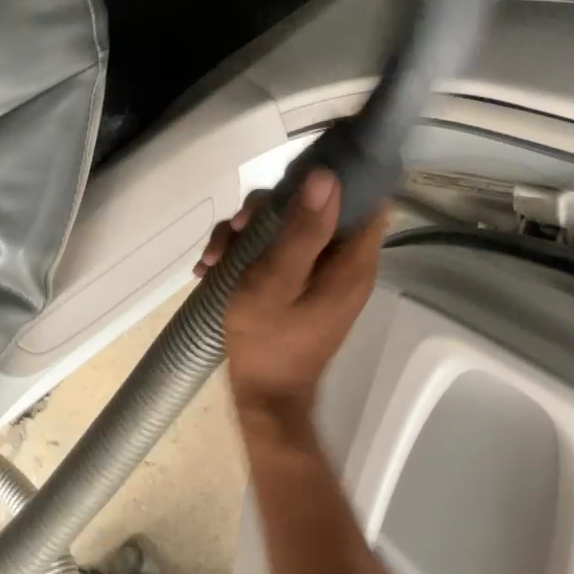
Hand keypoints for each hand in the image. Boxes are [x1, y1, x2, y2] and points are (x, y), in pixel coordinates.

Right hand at [197, 170, 385, 420]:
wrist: (263, 397)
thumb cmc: (269, 339)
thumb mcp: (278, 278)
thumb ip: (303, 229)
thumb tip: (327, 176)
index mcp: (351, 261)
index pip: (362, 199)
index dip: (331, 179)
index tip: (289, 177)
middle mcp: (341, 264)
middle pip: (311, 210)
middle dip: (265, 213)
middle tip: (234, 231)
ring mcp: (317, 276)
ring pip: (283, 229)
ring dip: (243, 236)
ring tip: (212, 259)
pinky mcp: (296, 286)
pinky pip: (273, 253)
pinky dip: (242, 256)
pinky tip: (210, 270)